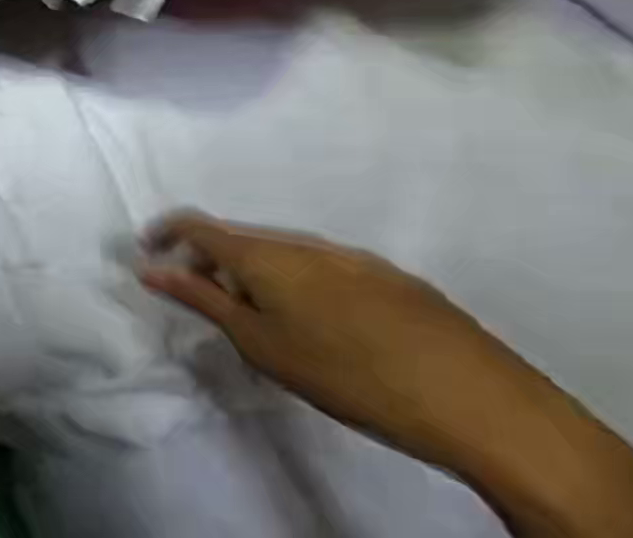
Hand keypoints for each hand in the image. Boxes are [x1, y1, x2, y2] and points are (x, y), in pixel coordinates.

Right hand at [143, 213, 632, 537]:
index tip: (147, 252)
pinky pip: (324, 265)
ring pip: (283, 251)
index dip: (163, 232)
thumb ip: (201, 299)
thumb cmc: (346, 374)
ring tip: (263, 316)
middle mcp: (303, 242)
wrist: (484, 407)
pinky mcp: (394, 279)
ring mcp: (354, 257)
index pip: (195, 224)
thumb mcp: (259, 344)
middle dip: (210, 260)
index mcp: (263, 254)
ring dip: (256, 272)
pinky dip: (299, 281)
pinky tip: (323, 324)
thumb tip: (148, 268)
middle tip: (205, 297)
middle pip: (238, 238)